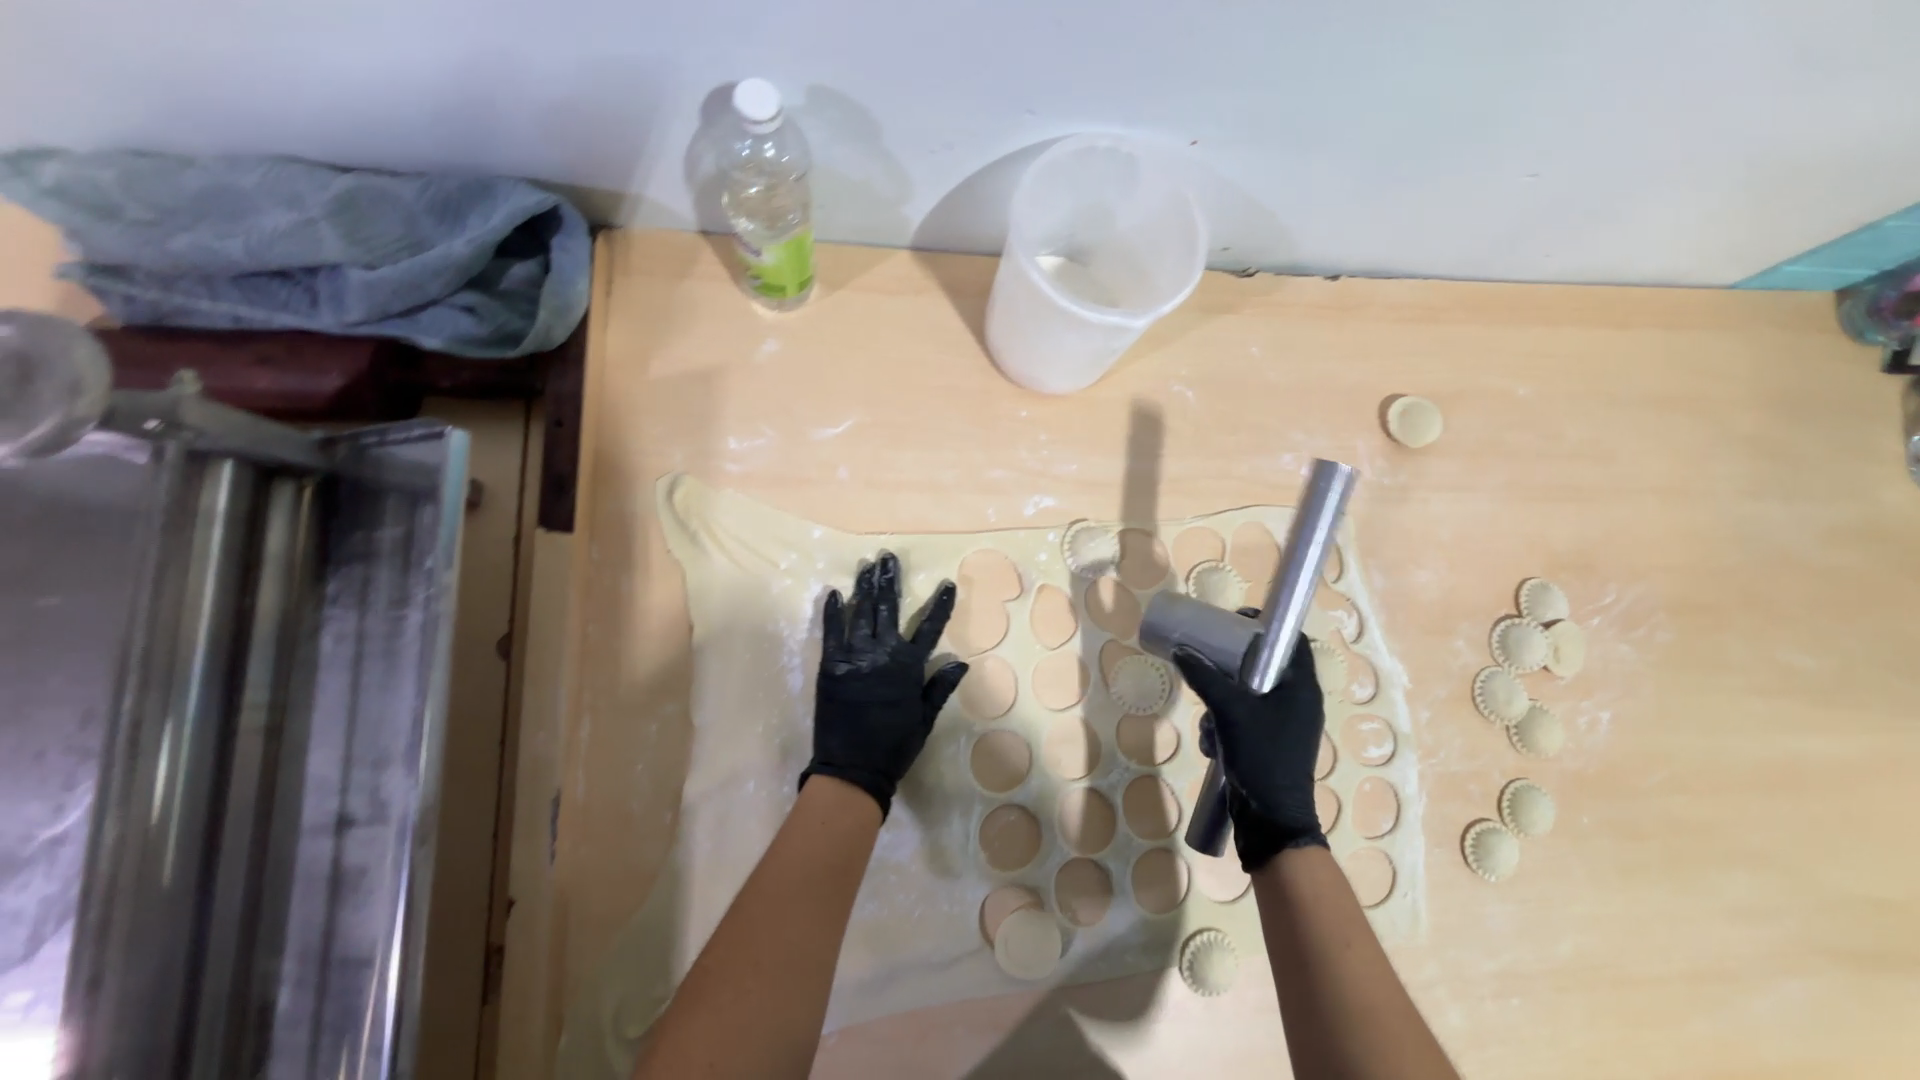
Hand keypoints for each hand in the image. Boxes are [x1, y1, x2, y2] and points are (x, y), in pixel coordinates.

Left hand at [802, 551, 968, 818]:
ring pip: (861, 613)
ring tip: (867, 565)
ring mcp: (854, 657)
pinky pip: (831, 632)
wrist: (853, 768)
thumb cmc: (894, 745)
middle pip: (888, 609)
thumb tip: (961, 661)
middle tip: (888, 557)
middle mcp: (882, 654)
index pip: (930, 628)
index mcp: (908, 667)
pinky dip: (833, 612)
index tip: (947, 583)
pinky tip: (834, 593)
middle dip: (890, 581)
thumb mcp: (925, 718)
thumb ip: (940, 686)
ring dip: (864, 587)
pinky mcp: (830, 665)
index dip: (940, 605)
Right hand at [1173, 629, 1326, 871]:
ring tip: (1209, 724)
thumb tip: (1182, 650)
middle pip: (1264, 669)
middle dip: (1231, 672)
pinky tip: (1212, 745)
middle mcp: (1299, 703)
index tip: (1235, 622)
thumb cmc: (1261, 757)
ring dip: (1222, 707)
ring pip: (1249, 698)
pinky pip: (1245, 722)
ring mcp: (1286, 727)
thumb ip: (1206, 679)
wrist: (1272, 819)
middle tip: (1208, 667)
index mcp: (1302, 687)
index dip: (1266, 627)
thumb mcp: (1229, 711)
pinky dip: (1226, 728)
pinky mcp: (1272, 747)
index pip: (1293, 641)